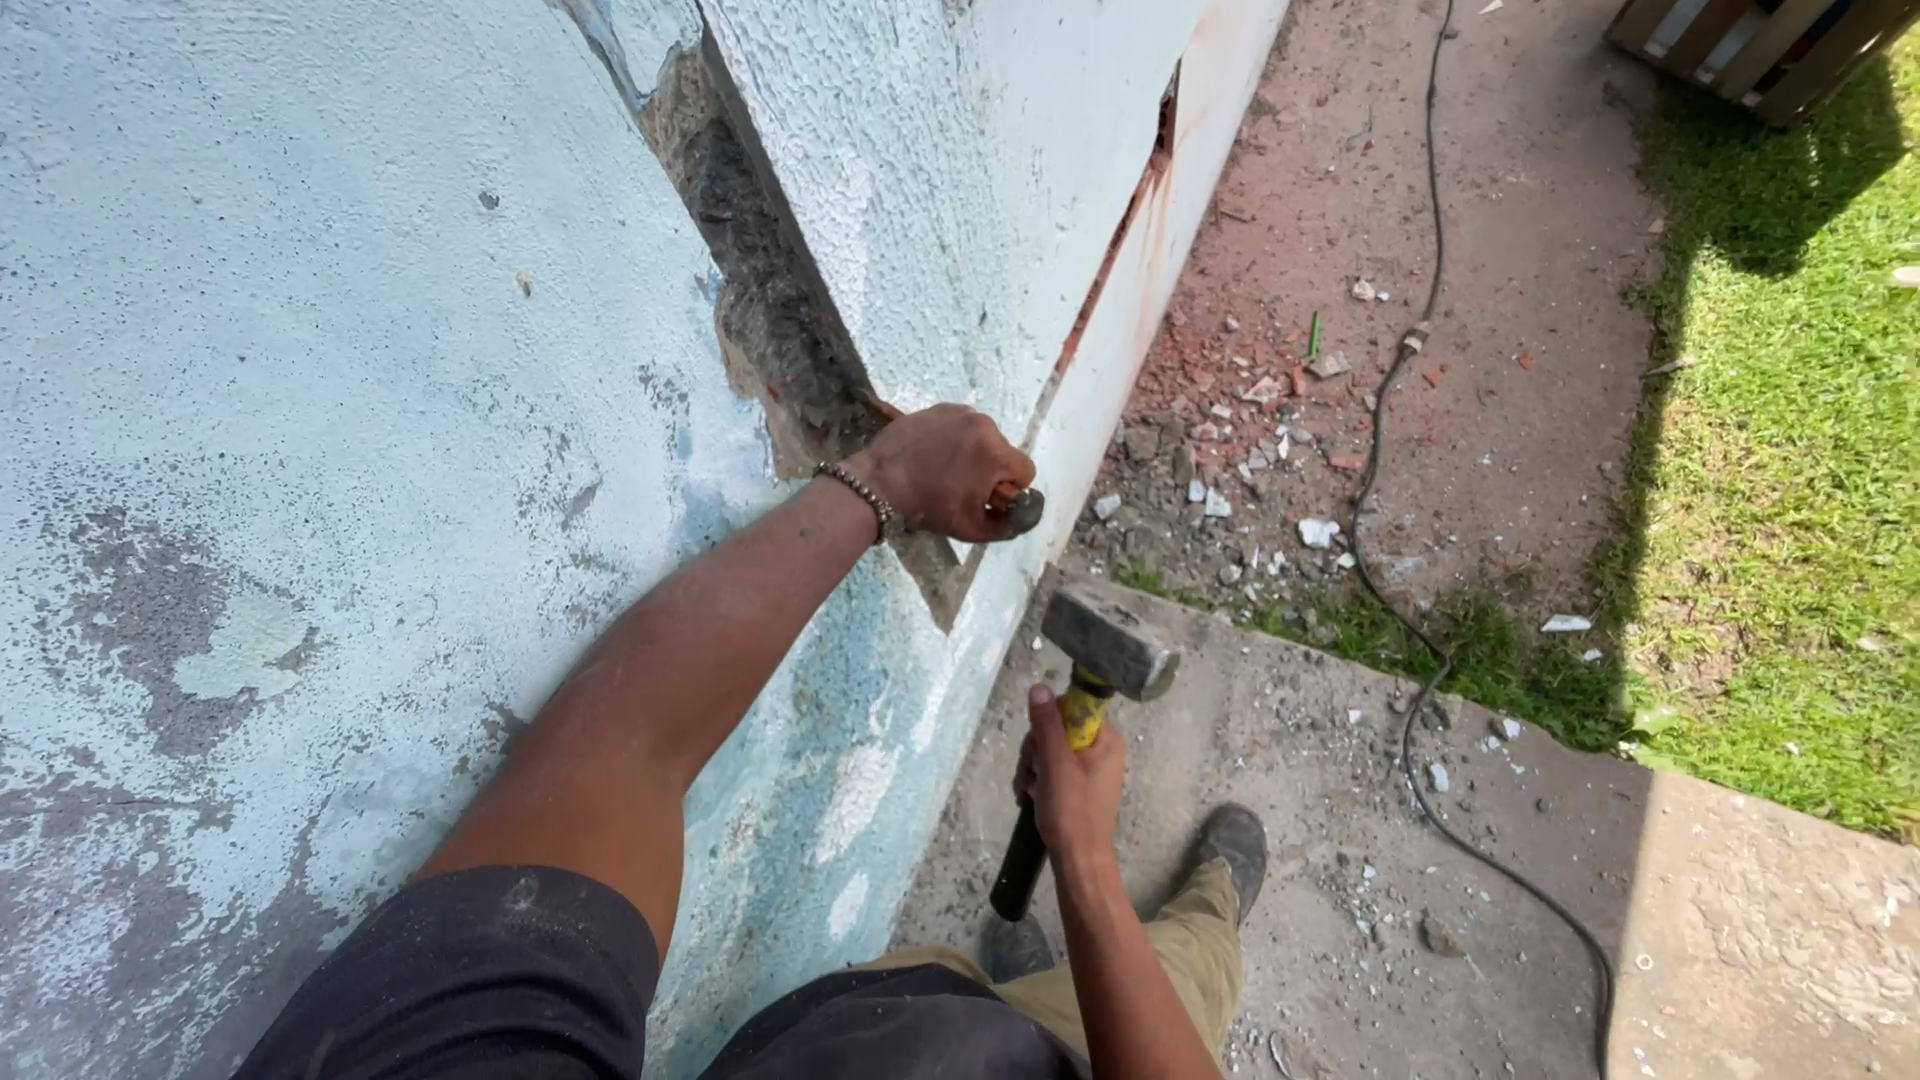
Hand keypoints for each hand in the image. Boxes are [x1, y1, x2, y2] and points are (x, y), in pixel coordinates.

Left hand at [841, 403, 1035, 542]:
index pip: (1025, 470)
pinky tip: (935, 453)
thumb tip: (1020, 518)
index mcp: (995, 454)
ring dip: (974, 452)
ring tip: (946, 468)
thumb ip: (1006, 526)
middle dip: (991, 468)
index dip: (1011, 487)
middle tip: (963, 485)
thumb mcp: (971, 528)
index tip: (988, 496)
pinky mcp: (940, 408)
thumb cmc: (928, 507)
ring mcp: (960, 412)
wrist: (879, 482)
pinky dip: (955, 438)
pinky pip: (962, 424)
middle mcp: (984, 425)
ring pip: (983, 436)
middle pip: (1003, 451)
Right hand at [1014, 684, 1124, 868]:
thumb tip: (1040, 687)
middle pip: (1057, 728)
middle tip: (1030, 773)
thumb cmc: (1070, 810)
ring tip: (1027, 790)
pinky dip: (1039, 779)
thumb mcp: (1054, 763)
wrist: (1079, 861)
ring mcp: (1091, 767)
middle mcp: (1102, 748)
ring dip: (1032, 767)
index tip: (1038, 746)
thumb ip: (1046, 724)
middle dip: (1035, 750)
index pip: (1070, 708)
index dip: (1047, 723)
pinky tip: (1029, 795)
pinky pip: (1054, 768)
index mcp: (1105, 738)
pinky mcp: (1080, 784)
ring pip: (1050, 749)